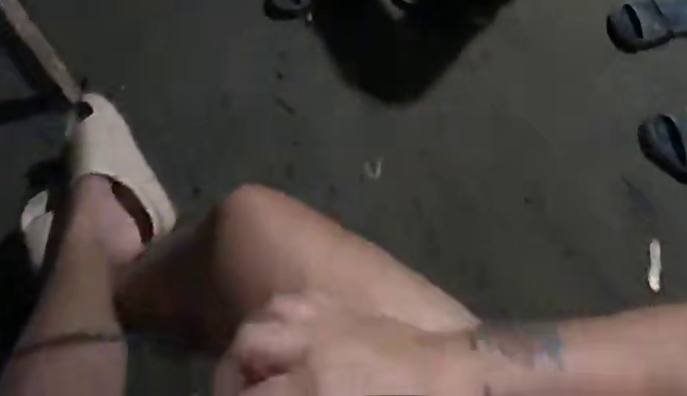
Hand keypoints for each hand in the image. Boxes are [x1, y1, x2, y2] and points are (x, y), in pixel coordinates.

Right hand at [212, 293, 480, 395]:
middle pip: (246, 346)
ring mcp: (328, 314)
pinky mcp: (343, 304)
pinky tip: (285, 344)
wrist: (454, 381)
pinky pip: (295, 301)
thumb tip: (273, 392)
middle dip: (233, 379)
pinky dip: (278, 321)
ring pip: (267, 314)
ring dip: (252, 344)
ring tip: (255, 374)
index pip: (246, 395)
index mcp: (312, 385)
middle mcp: (311, 342)